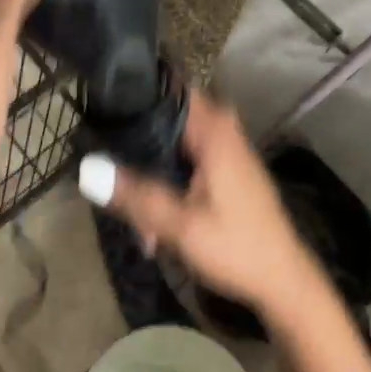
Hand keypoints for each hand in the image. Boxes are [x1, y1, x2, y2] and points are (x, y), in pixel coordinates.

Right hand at [80, 93, 318, 313]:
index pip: (168, 89)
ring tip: (143, 230)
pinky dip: (168, 188)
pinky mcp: (224, 169)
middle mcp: (220, 129)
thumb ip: (135, 195)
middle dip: (137, 154)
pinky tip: (157, 229)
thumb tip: (87, 169)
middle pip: (164, 122)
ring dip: (151, 181)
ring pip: (171, 148)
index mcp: (214, 129)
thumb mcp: (181, 226)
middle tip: (112, 186)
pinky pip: (184, 163)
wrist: (284, 283)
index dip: (134, 96)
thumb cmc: (237, 248)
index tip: (101, 112)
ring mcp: (224, 149)